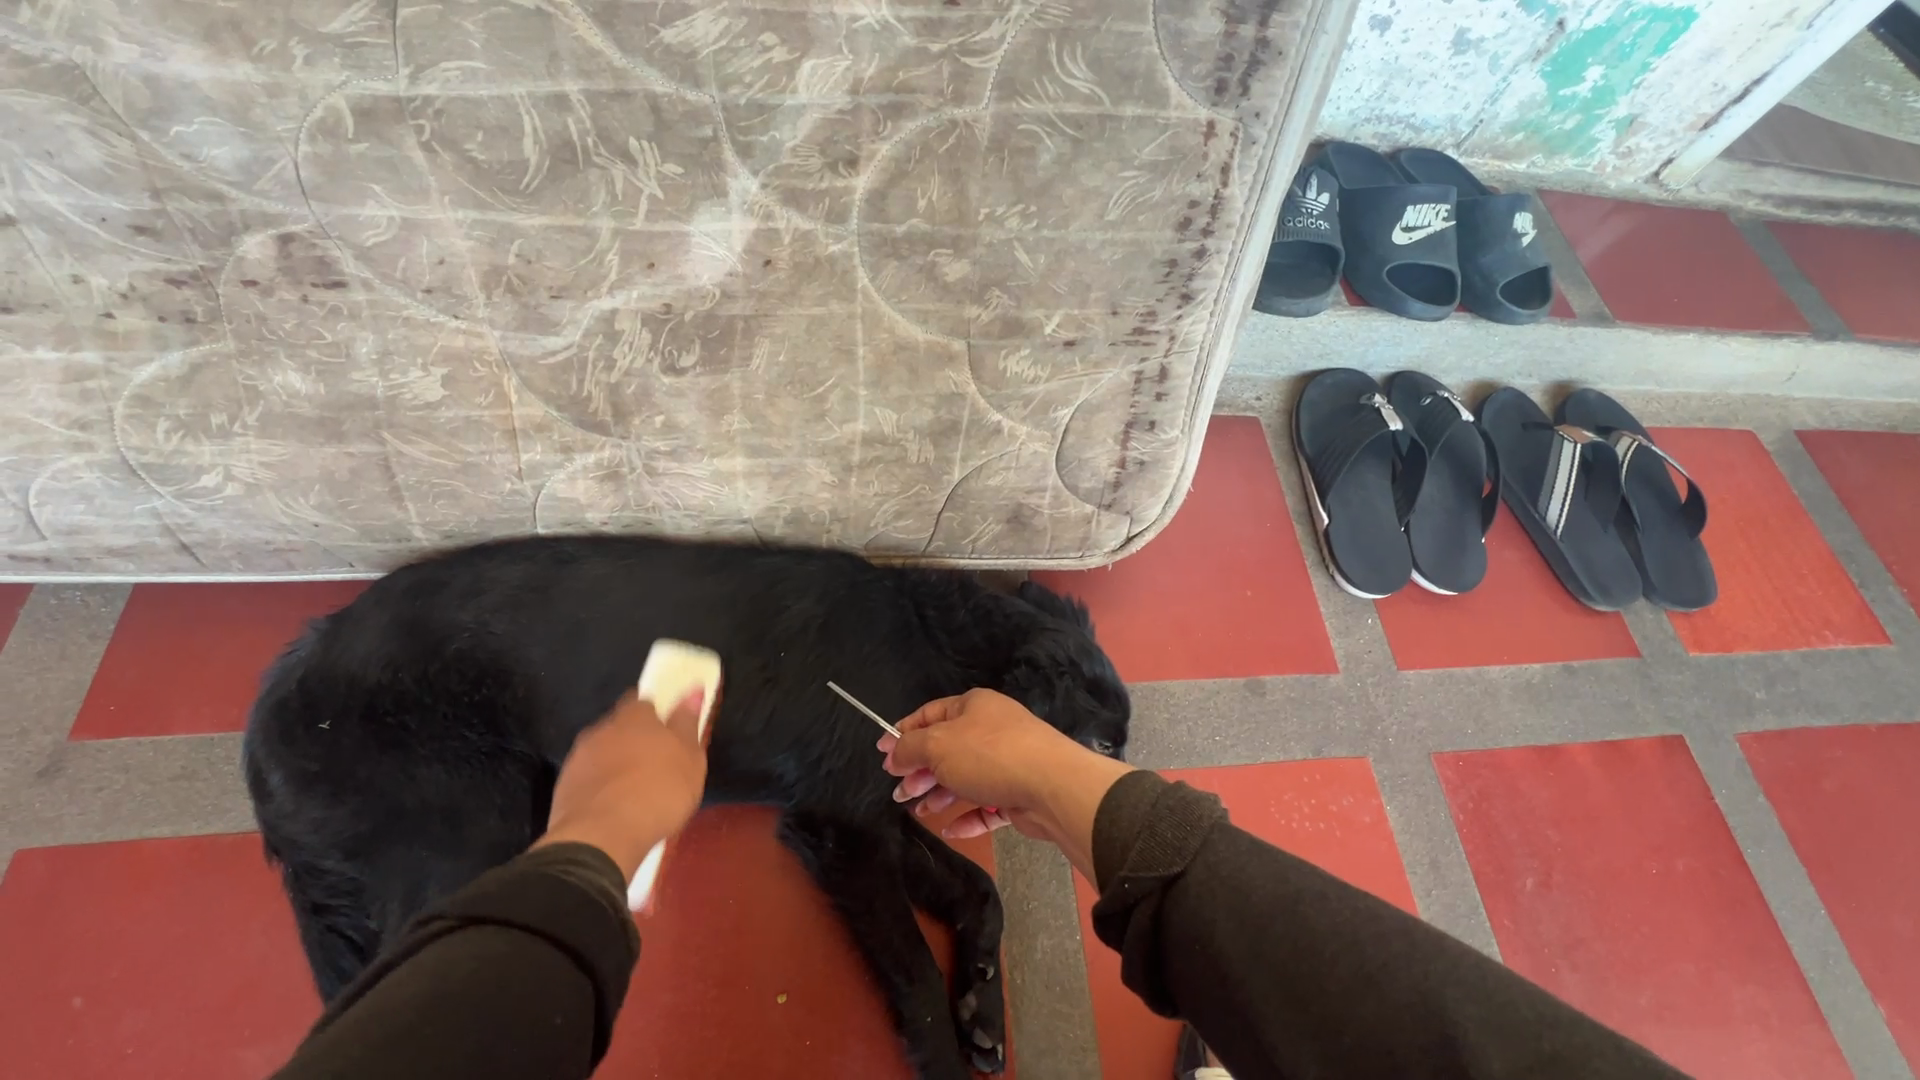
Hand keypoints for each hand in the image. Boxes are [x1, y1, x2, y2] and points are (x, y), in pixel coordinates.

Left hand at [532, 690, 709, 883]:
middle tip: (654, 760)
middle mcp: (602, 729)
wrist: (602, 836)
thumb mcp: (689, 758)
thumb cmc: (658, 791)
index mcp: (634, 716)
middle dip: (633, 738)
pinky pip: (588, 778)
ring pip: (601, 752)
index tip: (666, 728)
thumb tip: (693, 690)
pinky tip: (614, 805)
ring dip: (615, 762)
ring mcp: (578, 758)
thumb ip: (688, 723)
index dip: (654, 712)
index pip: (641, 700)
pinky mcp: (563, 788)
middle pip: (619, 726)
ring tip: (633, 787)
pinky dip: (600, 786)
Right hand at [878, 688, 1131, 878]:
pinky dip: (968, 816)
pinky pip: (987, 805)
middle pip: (946, 749)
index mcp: (973, 706)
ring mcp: (1008, 761)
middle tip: (899, 791)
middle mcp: (991, 729)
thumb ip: (909, 748)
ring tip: (919, 811)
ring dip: (939, 794)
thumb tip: (893, 754)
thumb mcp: (938, 744)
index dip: (903, 733)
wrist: (1051, 784)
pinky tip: (951, 829)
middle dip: (920, 770)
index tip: (881, 755)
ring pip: (966, 778)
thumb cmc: (988, 754)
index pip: (930, 714)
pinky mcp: (1019, 793)